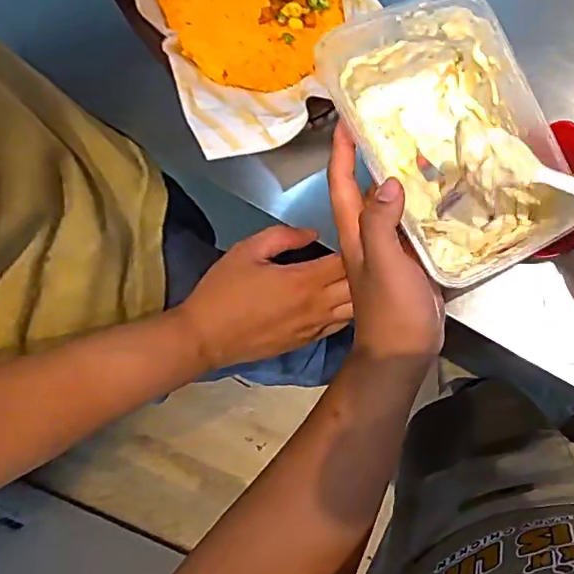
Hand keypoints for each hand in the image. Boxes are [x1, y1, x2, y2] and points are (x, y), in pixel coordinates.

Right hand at [170, 227, 352, 369]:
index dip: (358, 246)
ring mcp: (318, 325)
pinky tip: (349, 301)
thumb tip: (313, 233)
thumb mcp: (246, 251)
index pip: (348, 260)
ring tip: (364, 278)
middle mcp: (319, 305)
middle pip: (360, 286)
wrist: (205, 339)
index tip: (359, 235)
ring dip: (363, 293)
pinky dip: (351, 311)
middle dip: (367, 269)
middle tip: (368, 255)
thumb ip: (282, 237)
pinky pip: (343, 324)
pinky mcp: (312, 340)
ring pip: (357, 309)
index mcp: (306, 280)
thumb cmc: (222, 292)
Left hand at [328, 123, 444, 364]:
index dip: (342, 153)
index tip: (347, 121)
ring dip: (406, 183)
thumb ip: (380, 223)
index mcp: (356, 234)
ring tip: (426, 157)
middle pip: (369, 191)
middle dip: (375, 160)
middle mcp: (371, 237)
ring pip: (396, 209)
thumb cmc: (390, 309)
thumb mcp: (382, 263)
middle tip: (396, 131)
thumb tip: (389, 181)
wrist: (403, 350)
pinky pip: (418, 228)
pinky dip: (427, 211)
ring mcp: (393, 251)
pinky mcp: (414, 263)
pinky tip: (446, 201)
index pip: (343, 184)